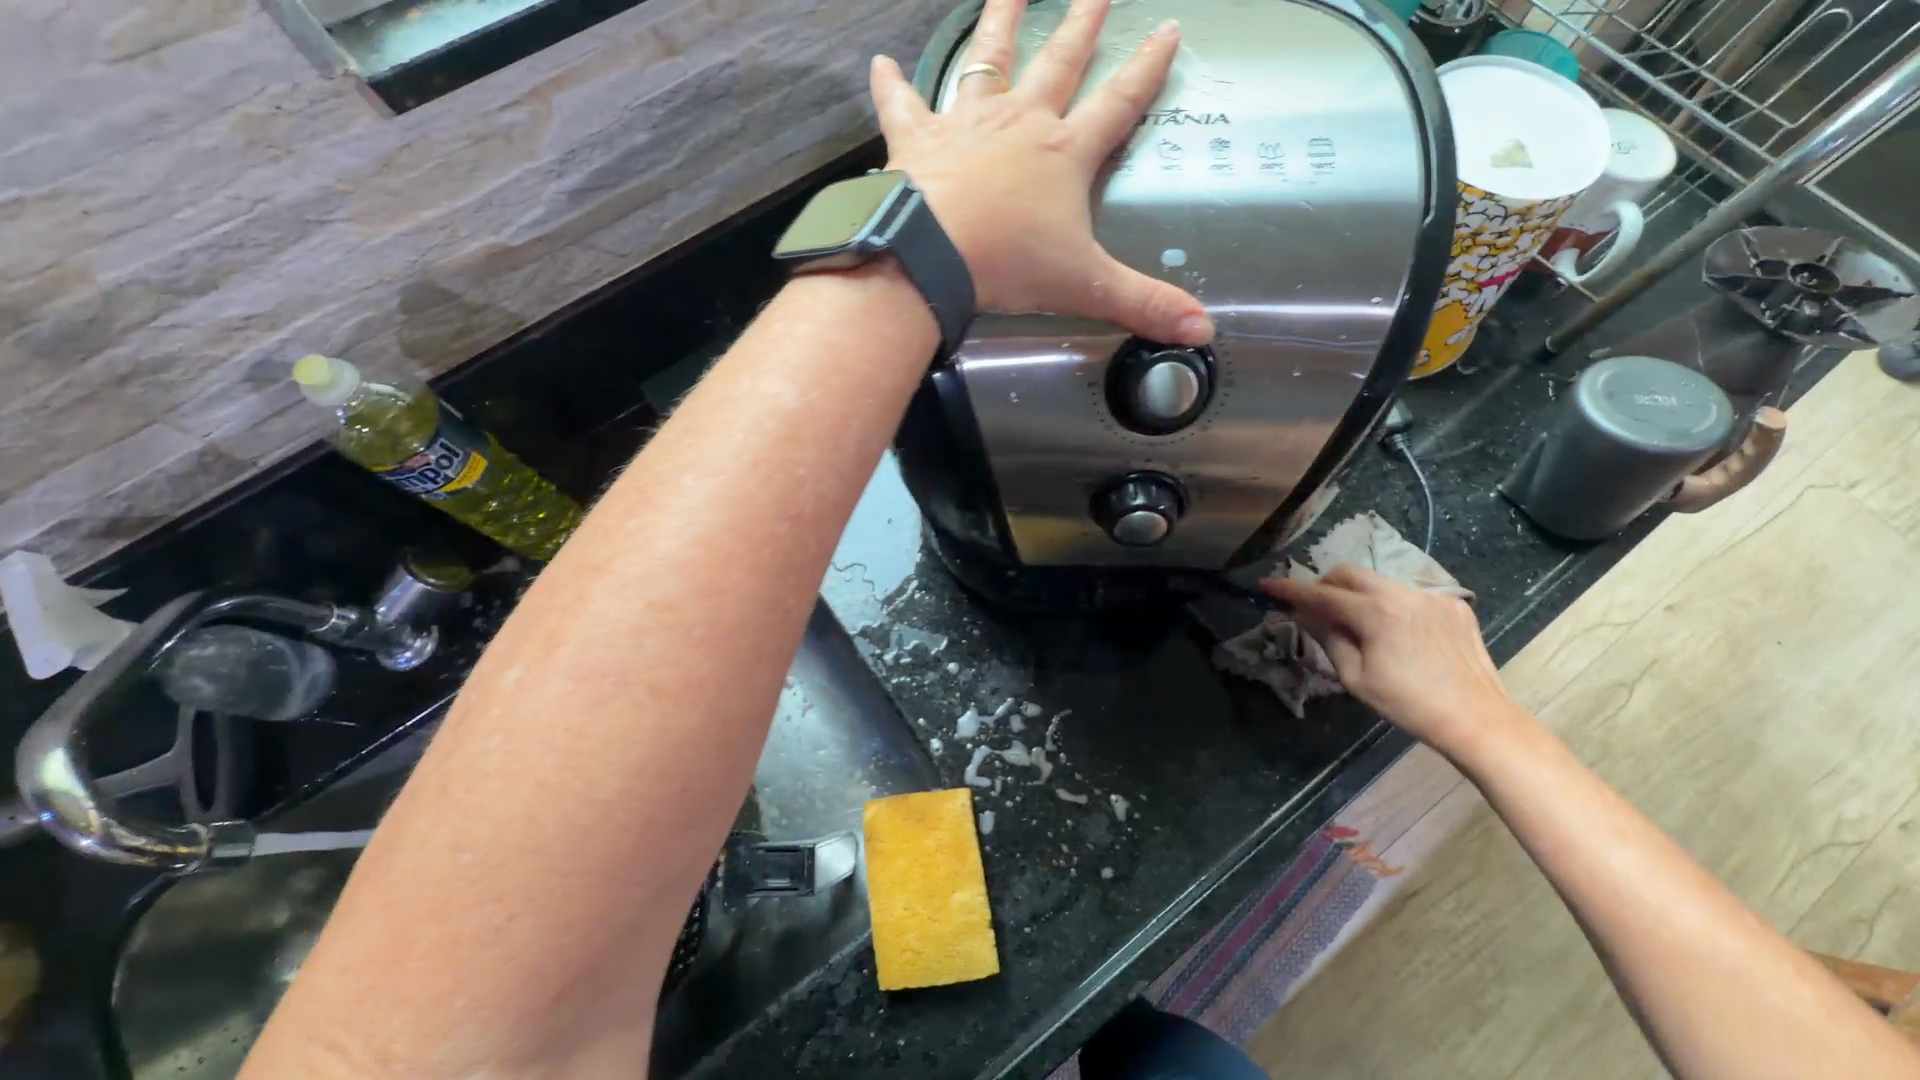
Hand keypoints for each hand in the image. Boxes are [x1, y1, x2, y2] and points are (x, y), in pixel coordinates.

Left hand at [868, 0, 1212, 345]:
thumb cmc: (1005, 262)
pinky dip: (892, 85)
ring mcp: (965, 126)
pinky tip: (882, 63)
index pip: (1118, 102)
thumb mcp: (1084, 285)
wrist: (930, 254)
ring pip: (987, 61)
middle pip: (1058, 63)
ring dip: (1000, 22)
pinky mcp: (917, 141)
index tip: (1167, 30)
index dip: (1147, 67)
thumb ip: (1143, 304)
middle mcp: (1018, 124)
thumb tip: (1200, 329)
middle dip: (1082, 24)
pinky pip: (903, 104)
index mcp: (1063, 153)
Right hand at [1260, 566, 1521, 754]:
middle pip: (1350, 574)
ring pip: (1381, 583)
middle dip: (1326, 585)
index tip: (1266, 585)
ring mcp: (1432, 597)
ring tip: (1360, 627)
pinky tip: (1401, 637)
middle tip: (1315, 608)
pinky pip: (1411, 597)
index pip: (1321, 594)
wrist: (1476, 718)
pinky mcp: (1454, 606)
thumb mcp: (1356, 677)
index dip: (1290, 589)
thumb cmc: (1408, 704)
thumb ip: (1328, 638)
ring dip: (1360, 597)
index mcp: (1376, 613)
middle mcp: (1403, 594)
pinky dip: (1393, 608)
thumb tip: (1305, 614)